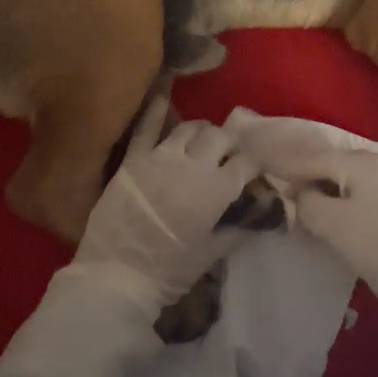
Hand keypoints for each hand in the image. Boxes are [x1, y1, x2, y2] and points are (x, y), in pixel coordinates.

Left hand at [72, 97, 262, 306]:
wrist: (116, 278)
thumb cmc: (169, 271)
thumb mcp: (212, 253)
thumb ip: (239, 228)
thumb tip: (262, 212)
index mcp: (218, 189)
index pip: (246, 162)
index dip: (251, 165)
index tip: (251, 171)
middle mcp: (194, 165)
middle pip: (220, 137)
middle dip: (228, 144)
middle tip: (225, 155)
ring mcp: (161, 159)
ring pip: (190, 128)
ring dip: (200, 131)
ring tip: (200, 140)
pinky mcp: (133, 161)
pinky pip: (145, 128)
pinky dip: (155, 111)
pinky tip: (162, 98)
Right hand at [265, 150, 377, 278]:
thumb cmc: (369, 240)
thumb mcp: (330, 222)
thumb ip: (308, 201)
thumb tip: (300, 191)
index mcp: (362, 162)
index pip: (318, 158)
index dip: (289, 162)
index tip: (264, 160)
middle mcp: (377, 160)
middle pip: (332, 161)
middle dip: (306, 168)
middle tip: (278, 173)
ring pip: (344, 172)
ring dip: (322, 179)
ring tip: (296, 185)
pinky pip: (355, 182)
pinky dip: (337, 188)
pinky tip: (321, 196)